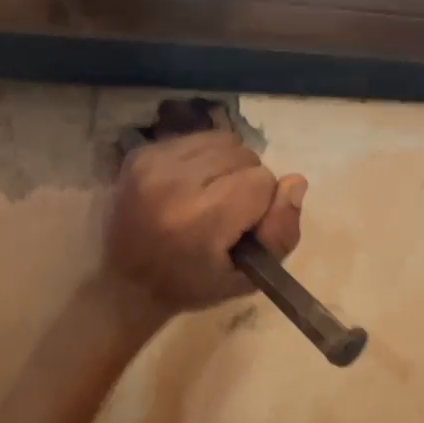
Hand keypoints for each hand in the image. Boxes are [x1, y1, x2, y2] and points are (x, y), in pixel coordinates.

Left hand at [104, 130, 306, 315]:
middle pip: (243, 154)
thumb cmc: (192, 284)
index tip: (240, 228)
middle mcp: (174, 182)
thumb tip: (296, 181)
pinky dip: (201, 158)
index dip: (261, 205)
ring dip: (225, 165)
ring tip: (209, 196)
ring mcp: (153, 163)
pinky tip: (188, 186)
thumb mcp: (246, 278)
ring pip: (222, 140)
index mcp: (201, 218)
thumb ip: (280, 234)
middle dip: (244, 181)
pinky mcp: (141, 153)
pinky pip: (194, 138)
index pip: (262, 180)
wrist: (127, 282)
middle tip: (224, 213)